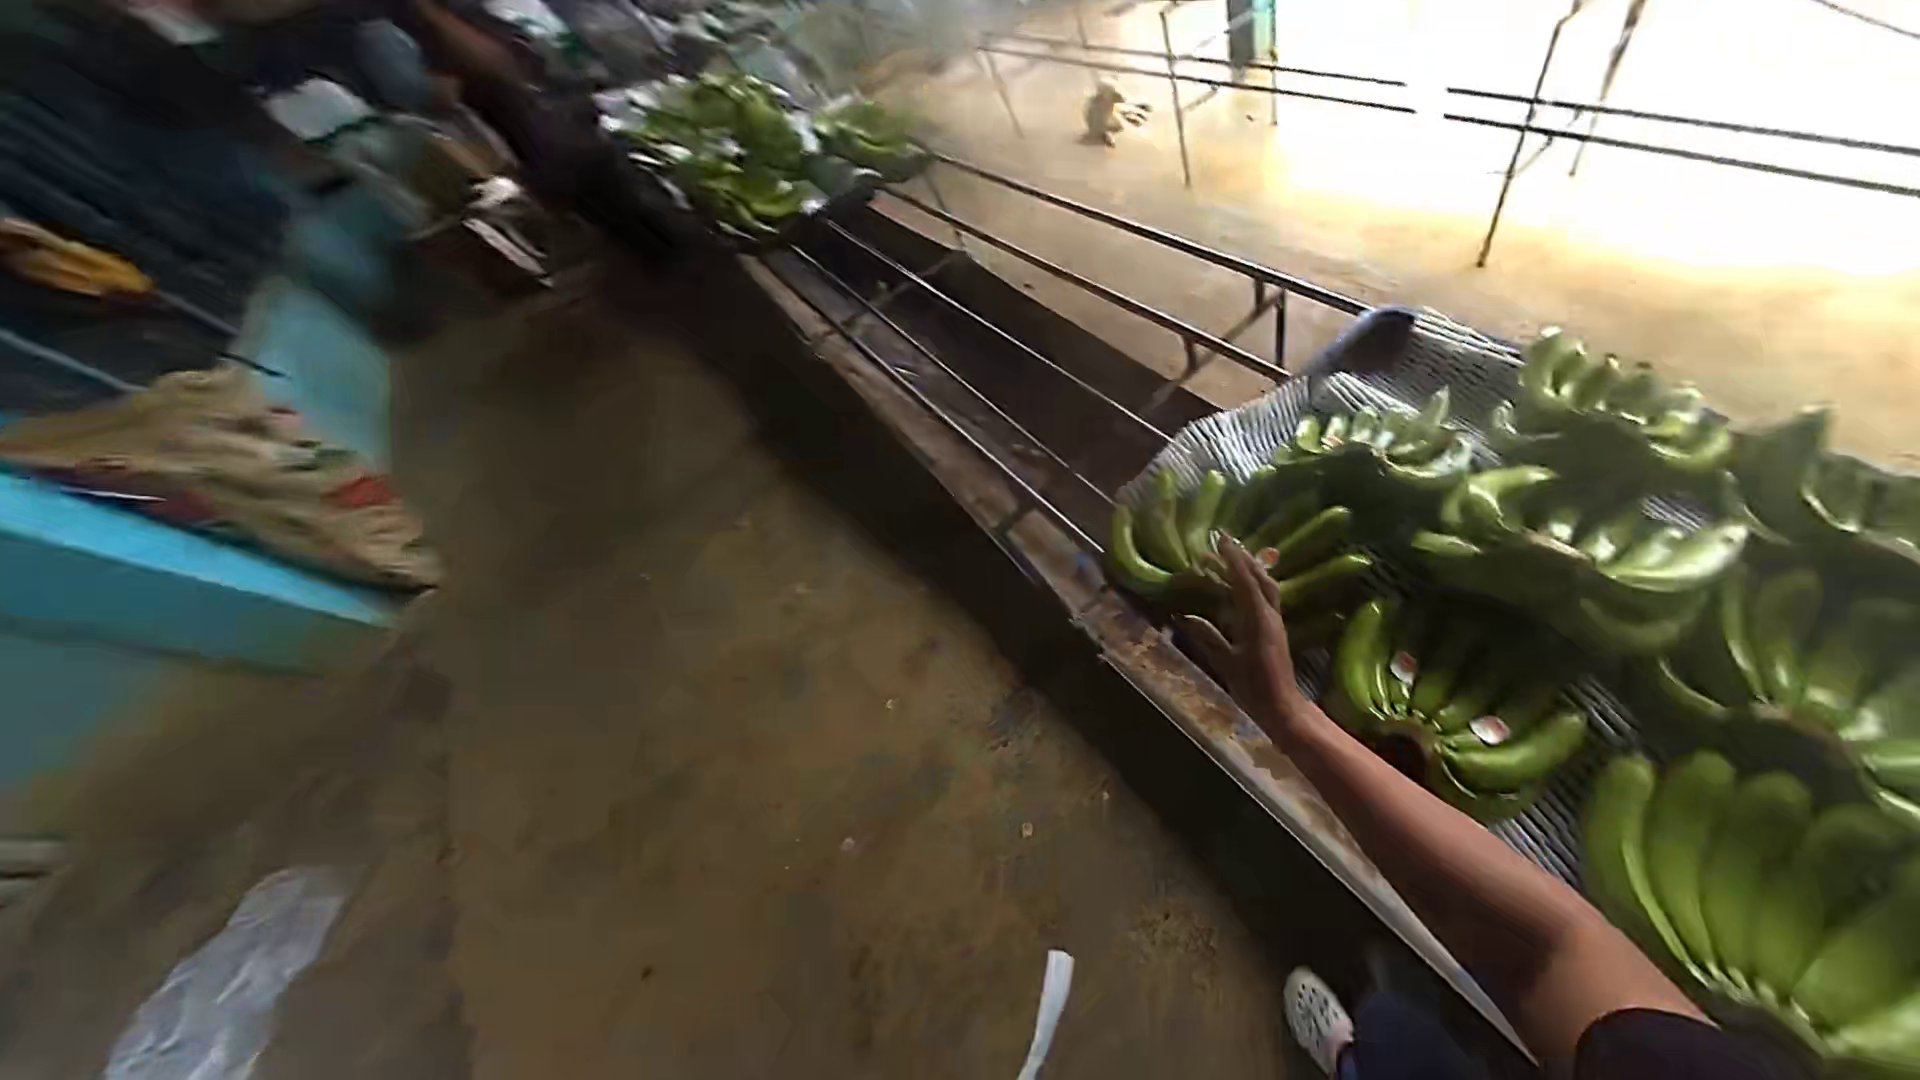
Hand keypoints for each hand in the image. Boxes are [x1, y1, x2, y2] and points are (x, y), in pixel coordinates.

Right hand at [1177, 537, 1312, 735]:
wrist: (1284, 708)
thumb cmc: (1254, 687)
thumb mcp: (1226, 663)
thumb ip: (1207, 638)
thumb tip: (1185, 616)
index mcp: (1257, 620)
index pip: (1244, 581)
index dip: (1232, 559)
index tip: (1220, 540)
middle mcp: (1269, 615)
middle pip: (1259, 577)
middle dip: (1242, 557)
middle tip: (1224, 542)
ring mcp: (1274, 622)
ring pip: (1266, 586)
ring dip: (1250, 568)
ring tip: (1233, 557)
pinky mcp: (1274, 629)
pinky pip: (1265, 596)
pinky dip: (1253, 583)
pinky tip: (1240, 585)